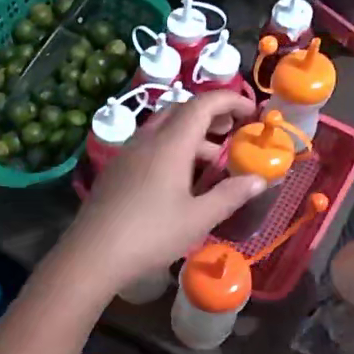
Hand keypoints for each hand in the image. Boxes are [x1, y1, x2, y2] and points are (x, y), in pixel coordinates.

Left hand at [60, 89, 263, 294]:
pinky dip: (170, 149)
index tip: (252, 111)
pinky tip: (179, 178)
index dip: (230, 100)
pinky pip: (147, 146)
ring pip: (161, 129)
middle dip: (209, 115)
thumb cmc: (151, 234)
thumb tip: (260, 179)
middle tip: (232, 134)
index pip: (203, 104)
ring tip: (212, 162)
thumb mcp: (198, 218)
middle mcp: (145, 140)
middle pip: (180, 110)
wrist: (93, 253)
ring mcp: (126, 154)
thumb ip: (230, 194)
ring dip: (190, 136)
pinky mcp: (114, 170)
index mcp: (169, 144)